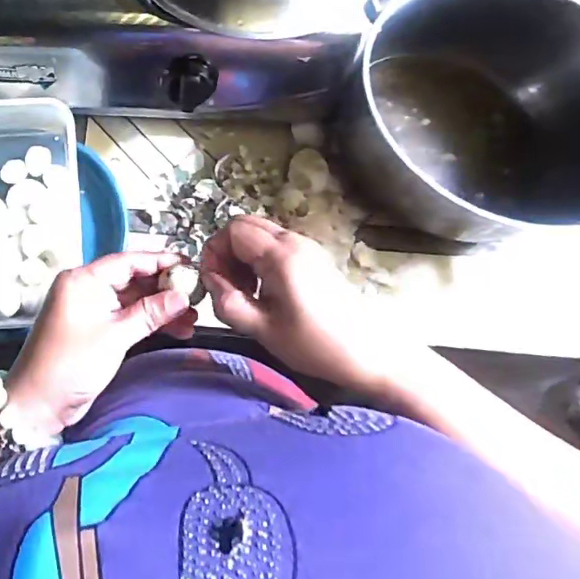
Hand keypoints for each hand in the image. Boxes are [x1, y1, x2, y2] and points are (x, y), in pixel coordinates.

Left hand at [4, 251, 196, 436]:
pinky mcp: (96, 328)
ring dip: (161, 307)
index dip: (160, 261)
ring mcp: (90, 309)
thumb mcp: (114, 336)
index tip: (187, 265)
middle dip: (165, 287)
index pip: (128, 261)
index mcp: (82, 280)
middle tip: (194, 292)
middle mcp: (85, 288)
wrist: (36, 407)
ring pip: (134, 299)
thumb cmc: (67, 367)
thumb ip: (150, 313)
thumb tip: (181, 296)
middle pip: (133, 278)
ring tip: (191, 315)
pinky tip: (174, 327)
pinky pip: (128, 315)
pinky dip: (149, 320)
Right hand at [201, 215, 423, 395]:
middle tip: (227, 286)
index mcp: (281, 255)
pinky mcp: (314, 257)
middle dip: (226, 251)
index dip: (214, 253)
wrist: (370, 353)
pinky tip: (265, 292)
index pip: (232, 230)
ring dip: (242, 256)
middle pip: (244, 225)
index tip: (214, 284)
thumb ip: (228, 303)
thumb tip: (209, 282)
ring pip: (259, 234)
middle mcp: (294, 241)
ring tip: (246, 292)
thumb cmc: (316, 345)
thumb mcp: (264, 331)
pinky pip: (275, 244)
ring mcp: (306, 246)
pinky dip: (260, 260)